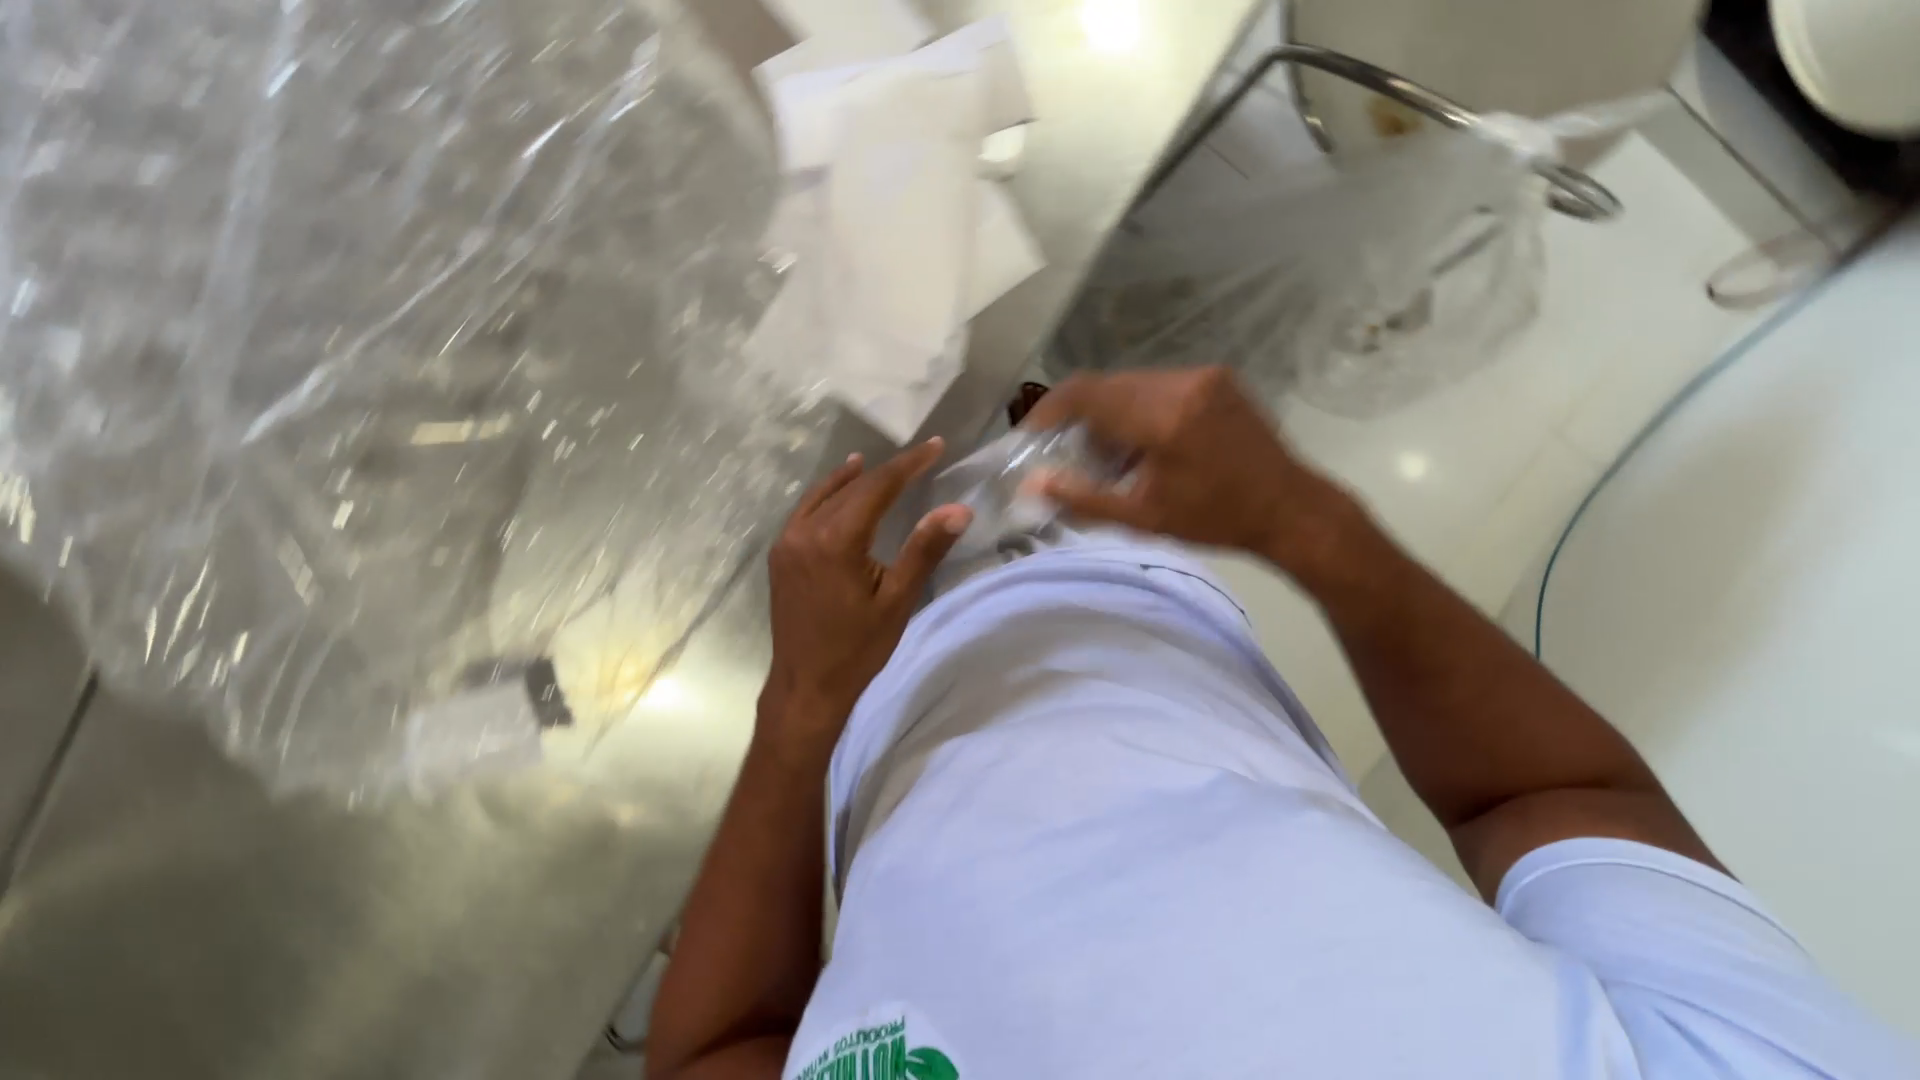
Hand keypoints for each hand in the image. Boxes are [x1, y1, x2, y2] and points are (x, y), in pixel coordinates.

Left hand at [760, 438, 972, 755]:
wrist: (806, 685)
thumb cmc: (857, 648)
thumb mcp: (898, 600)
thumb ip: (924, 549)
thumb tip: (958, 509)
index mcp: (836, 540)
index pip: (878, 487)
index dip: (909, 464)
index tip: (935, 446)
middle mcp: (806, 531)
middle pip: (852, 488)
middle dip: (887, 470)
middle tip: (920, 456)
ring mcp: (788, 543)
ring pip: (824, 496)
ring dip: (853, 479)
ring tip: (874, 463)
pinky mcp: (781, 556)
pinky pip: (806, 512)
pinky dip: (827, 496)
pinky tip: (838, 494)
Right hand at [1024, 368, 1362, 578]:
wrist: (1290, 509)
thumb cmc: (1214, 519)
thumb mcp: (1143, 517)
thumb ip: (1082, 498)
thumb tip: (1032, 484)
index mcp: (1162, 418)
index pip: (1086, 393)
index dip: (1049, 409)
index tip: (1032, 434)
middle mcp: (1181, 384)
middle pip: (1107, 386)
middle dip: (1081, 416)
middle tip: (1071, 453)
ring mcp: (1203, 376)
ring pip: (1132, 384)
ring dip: (1112, 412)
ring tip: (1113, 454)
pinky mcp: (1218, 378)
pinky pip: (1161, 385)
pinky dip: (1141, 408)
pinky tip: (1148, 442)